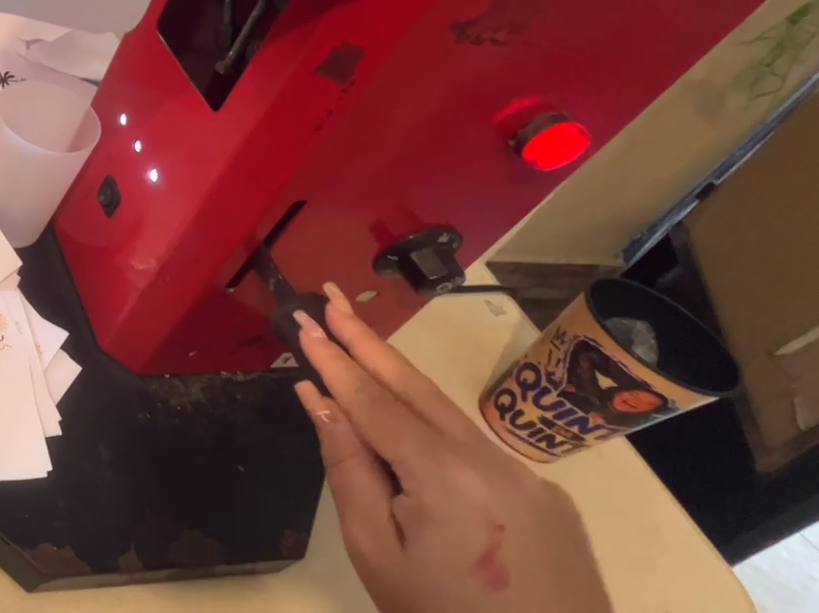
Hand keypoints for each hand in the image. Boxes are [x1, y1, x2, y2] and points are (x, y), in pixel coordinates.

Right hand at [295, 285, 614, 612]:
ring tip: (355, 336)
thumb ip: (347, 467)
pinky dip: (430, 421)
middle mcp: (492, 463)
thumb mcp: (376, 551)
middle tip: (330, 297)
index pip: (373, 400)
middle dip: (366, 339)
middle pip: (414, 387)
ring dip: (395, 373)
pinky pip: (473, 447)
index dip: (333, 360)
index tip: (303, 320)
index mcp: (445, 477)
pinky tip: (405, 422)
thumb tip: (318, 398)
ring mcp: (527, 479)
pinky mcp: (547, 500)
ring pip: (445, 413)